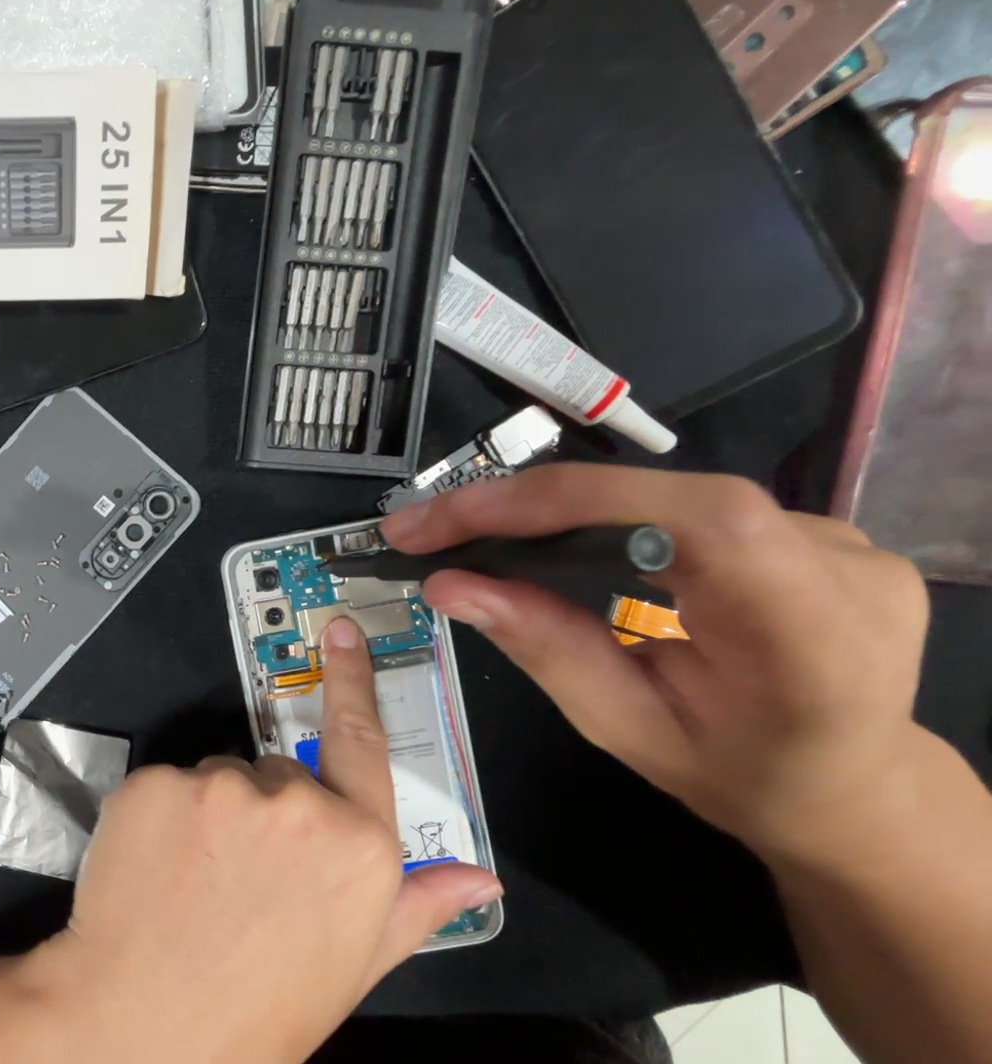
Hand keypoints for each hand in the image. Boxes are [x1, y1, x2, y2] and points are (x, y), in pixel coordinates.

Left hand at [21, 618, 501, 1063]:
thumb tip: (478, 876)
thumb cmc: (261, 1006)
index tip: (342, 632)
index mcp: (358, 844)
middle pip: (279, 771)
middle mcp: (295, 802)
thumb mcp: (355, 964)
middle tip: (242, 875)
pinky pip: (168, 783)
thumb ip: (415, 906)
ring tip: (198, 880)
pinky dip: (162, 815)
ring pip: (219, 778)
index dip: (353, 682)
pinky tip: (160, 865)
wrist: (145, 1023)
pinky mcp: (157, 782)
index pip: (361, 742)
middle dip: (266, 810)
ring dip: (211, 814)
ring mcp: (220, 786)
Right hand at [381, 463, 930, 864]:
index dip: (557, 503)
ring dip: (551, 508)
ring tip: (467, 534)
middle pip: (655, 494)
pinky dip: (594, 514)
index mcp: (809, 633)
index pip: (686, 521)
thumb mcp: (624, 726)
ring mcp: (832, 534)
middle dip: (525, 504)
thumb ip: (545, 648)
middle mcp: (837, 562)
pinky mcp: (806, 524)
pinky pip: (674, 502)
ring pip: (656, 492)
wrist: (849, 783)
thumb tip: (447, 585)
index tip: (443, 523)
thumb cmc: (737, 773)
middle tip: (426, 529)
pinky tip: (550, 541)